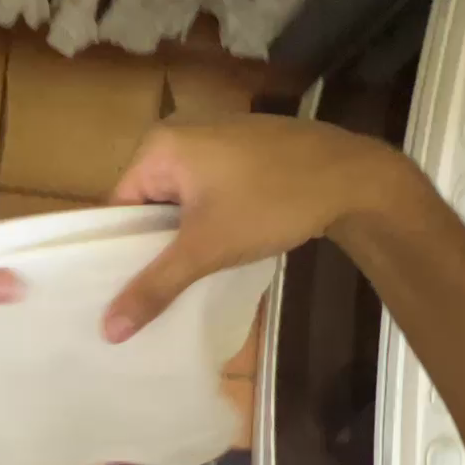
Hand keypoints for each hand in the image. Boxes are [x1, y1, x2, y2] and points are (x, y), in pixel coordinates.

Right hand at [102, 116, 411, 342]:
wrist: (355, 179)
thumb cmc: (272, 204)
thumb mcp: (205, 250)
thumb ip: (154, 288)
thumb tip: (109, 331)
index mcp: (158, 146)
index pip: (118, 209)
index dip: (117, 253)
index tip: (118, 292)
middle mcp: (179, 133)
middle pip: (145, 206)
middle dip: (149, 249)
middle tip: (146, 294)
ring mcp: (213, 140)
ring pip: (176, 203)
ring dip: (178, 239)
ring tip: (177, 279)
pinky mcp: (239, 152)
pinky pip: (203, 193)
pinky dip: (203, 222)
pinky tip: (213, 250)